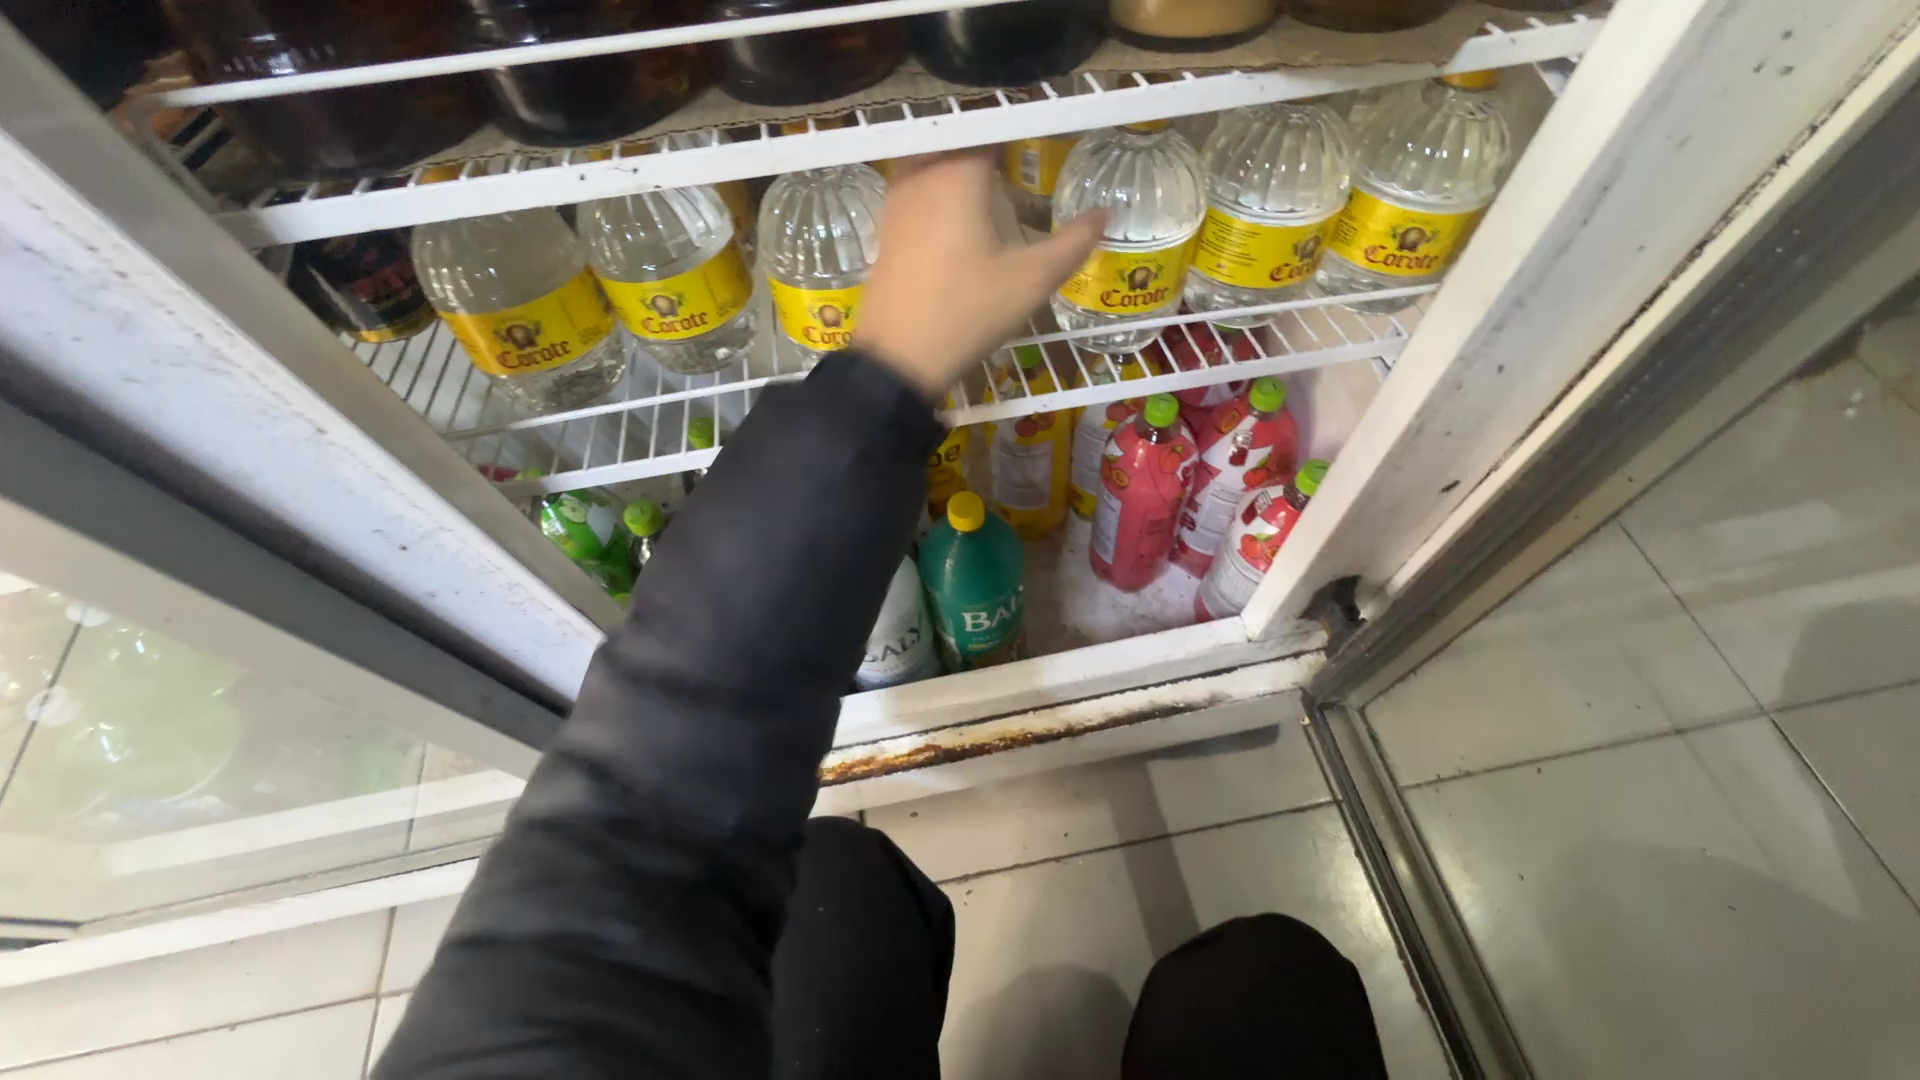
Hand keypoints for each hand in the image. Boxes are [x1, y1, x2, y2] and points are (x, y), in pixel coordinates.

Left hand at [854, 152, 1106, 399]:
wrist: (897, 359)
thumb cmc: (967, 314)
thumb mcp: (1031, 282)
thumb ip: (1073, 243)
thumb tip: (1103, 215)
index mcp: (960, 171)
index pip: (997, 123)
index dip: (1025, 127)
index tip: (1049, 141)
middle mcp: (922, 172)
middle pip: (966, 140)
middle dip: (997, 149)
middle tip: (1028, 169)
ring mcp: (897, 198)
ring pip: (939, 164)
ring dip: (968, 172)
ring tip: (1001, 195)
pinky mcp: (886, 226)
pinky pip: (921, 191)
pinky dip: (944, 195)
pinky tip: (964, 225)